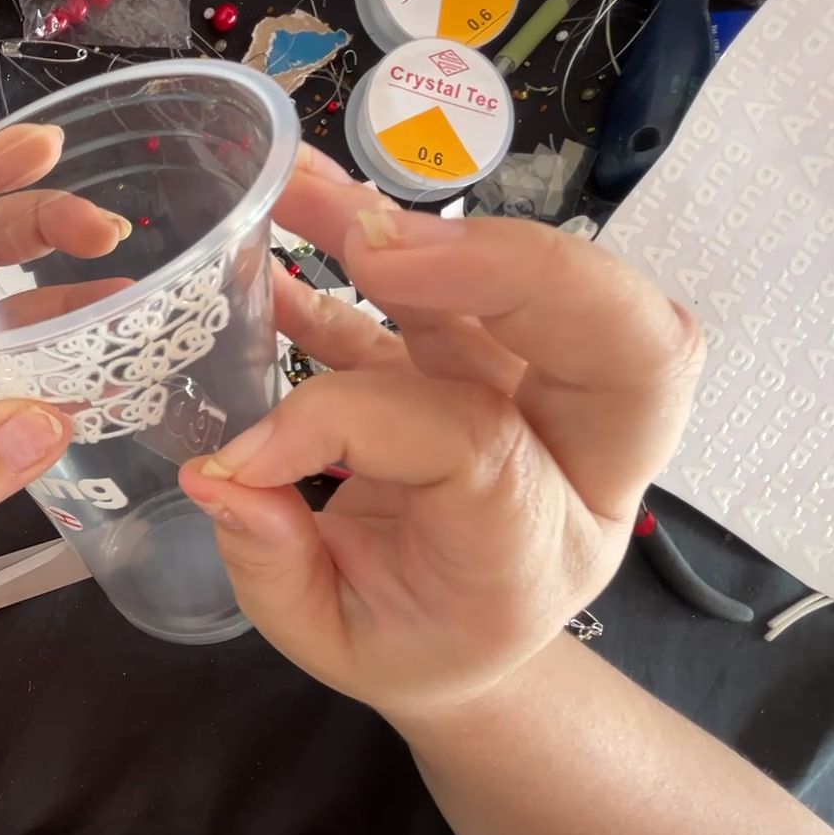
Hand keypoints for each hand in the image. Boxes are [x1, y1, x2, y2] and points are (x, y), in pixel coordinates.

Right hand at [180, 146, 702, 721]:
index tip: (236, 458)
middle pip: (617, 340)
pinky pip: (443, 304)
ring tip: (301, 190)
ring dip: (412, 228)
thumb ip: (272, 566)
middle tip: (373, 243)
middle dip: (504, 271)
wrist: (464, 643)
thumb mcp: (323, 637)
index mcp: (532, 551)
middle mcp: (573, 466)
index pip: (459, 446)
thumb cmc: (398, 644)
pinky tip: (295, 236)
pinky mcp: (488, 376)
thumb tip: (216, 477)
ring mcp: (540, 409)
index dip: (333, 426)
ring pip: (531, 292)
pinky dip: (370, 264)